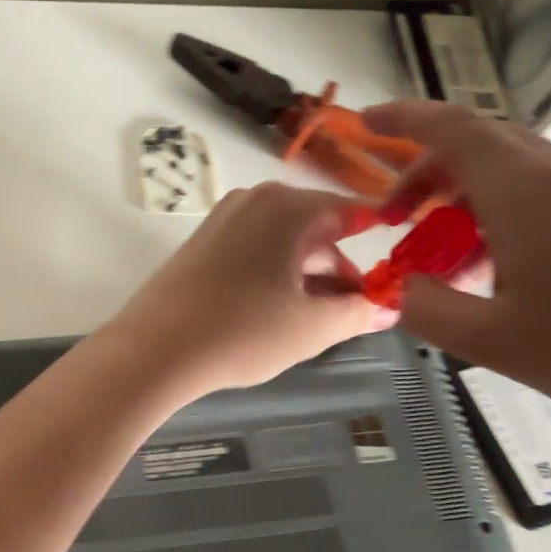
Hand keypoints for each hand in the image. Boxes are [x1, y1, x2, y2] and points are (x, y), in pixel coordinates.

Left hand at [106, 182, 396, 393]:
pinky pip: (251, 253)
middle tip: (354, 313)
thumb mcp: (312, 328)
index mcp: (288, 206)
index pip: (350, 211)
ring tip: (315, 322)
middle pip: (314, 230)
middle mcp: (254, 200)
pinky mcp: (198, 247)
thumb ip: (357, 312)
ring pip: (281, 244)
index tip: (395, 268)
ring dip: (305, 278)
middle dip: (337, 271)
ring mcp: (221, 221)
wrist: (154, 351)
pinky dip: (271, 277)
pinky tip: (274, 316)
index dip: (377, 239)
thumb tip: (389, 307)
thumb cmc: (242, 332)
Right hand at [362, 101, 550, 410]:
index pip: (450, 129)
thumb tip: (398, 289)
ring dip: (463, 195)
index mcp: (521, 190)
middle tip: (395, 220)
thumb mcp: (492, 340)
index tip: (363, 123)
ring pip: (511, 168)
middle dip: (425, 173)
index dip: (401, 120)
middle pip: (478, 146)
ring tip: (442, 251)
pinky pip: (542, 190)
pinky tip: (498, 267)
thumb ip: (429, 310)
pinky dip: (499, 211)